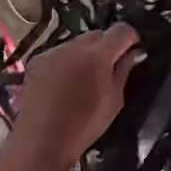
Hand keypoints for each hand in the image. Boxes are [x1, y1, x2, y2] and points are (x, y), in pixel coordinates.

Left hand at [7, 24, 143, 170]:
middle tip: (110, 67)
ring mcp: (51, 52)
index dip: (131, 37)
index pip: (121, 30)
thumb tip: (133, 53)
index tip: (134, 49)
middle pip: (97, 35)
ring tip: (85, 78)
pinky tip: (64, 83)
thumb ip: (124, 71)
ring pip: (76, 43)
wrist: (41, 140)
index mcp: (97, 55)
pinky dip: (66, 61)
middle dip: (107, 46)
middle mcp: (73, 46)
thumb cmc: (84, 126)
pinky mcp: (36, 61)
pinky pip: (58, 53)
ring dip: (85, 54)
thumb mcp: (114, 101)